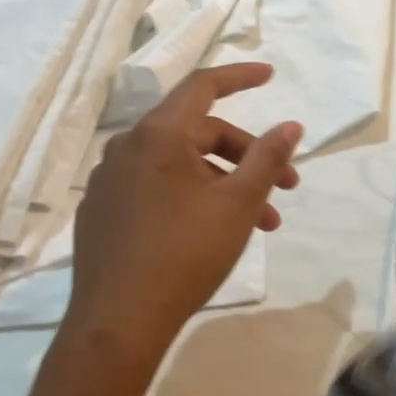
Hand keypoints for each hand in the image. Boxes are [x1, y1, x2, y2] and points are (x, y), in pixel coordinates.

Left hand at [67, 62, 300, 366]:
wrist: (120, 320)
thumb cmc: (186, 253)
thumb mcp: (239, 204)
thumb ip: (268, 159)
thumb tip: (291, 126)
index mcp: (158, 136)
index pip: (202, 87)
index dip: (239, 76)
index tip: (269, 75)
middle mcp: (127, 148)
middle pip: (198, 133)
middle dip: (247, 157)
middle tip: (285, 189)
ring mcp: (111, 182)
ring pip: (182, 166)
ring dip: (226, 185)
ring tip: (261, 223)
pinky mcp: (104, 212)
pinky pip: (158, 188)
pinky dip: (194, 197)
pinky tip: (214, 232)